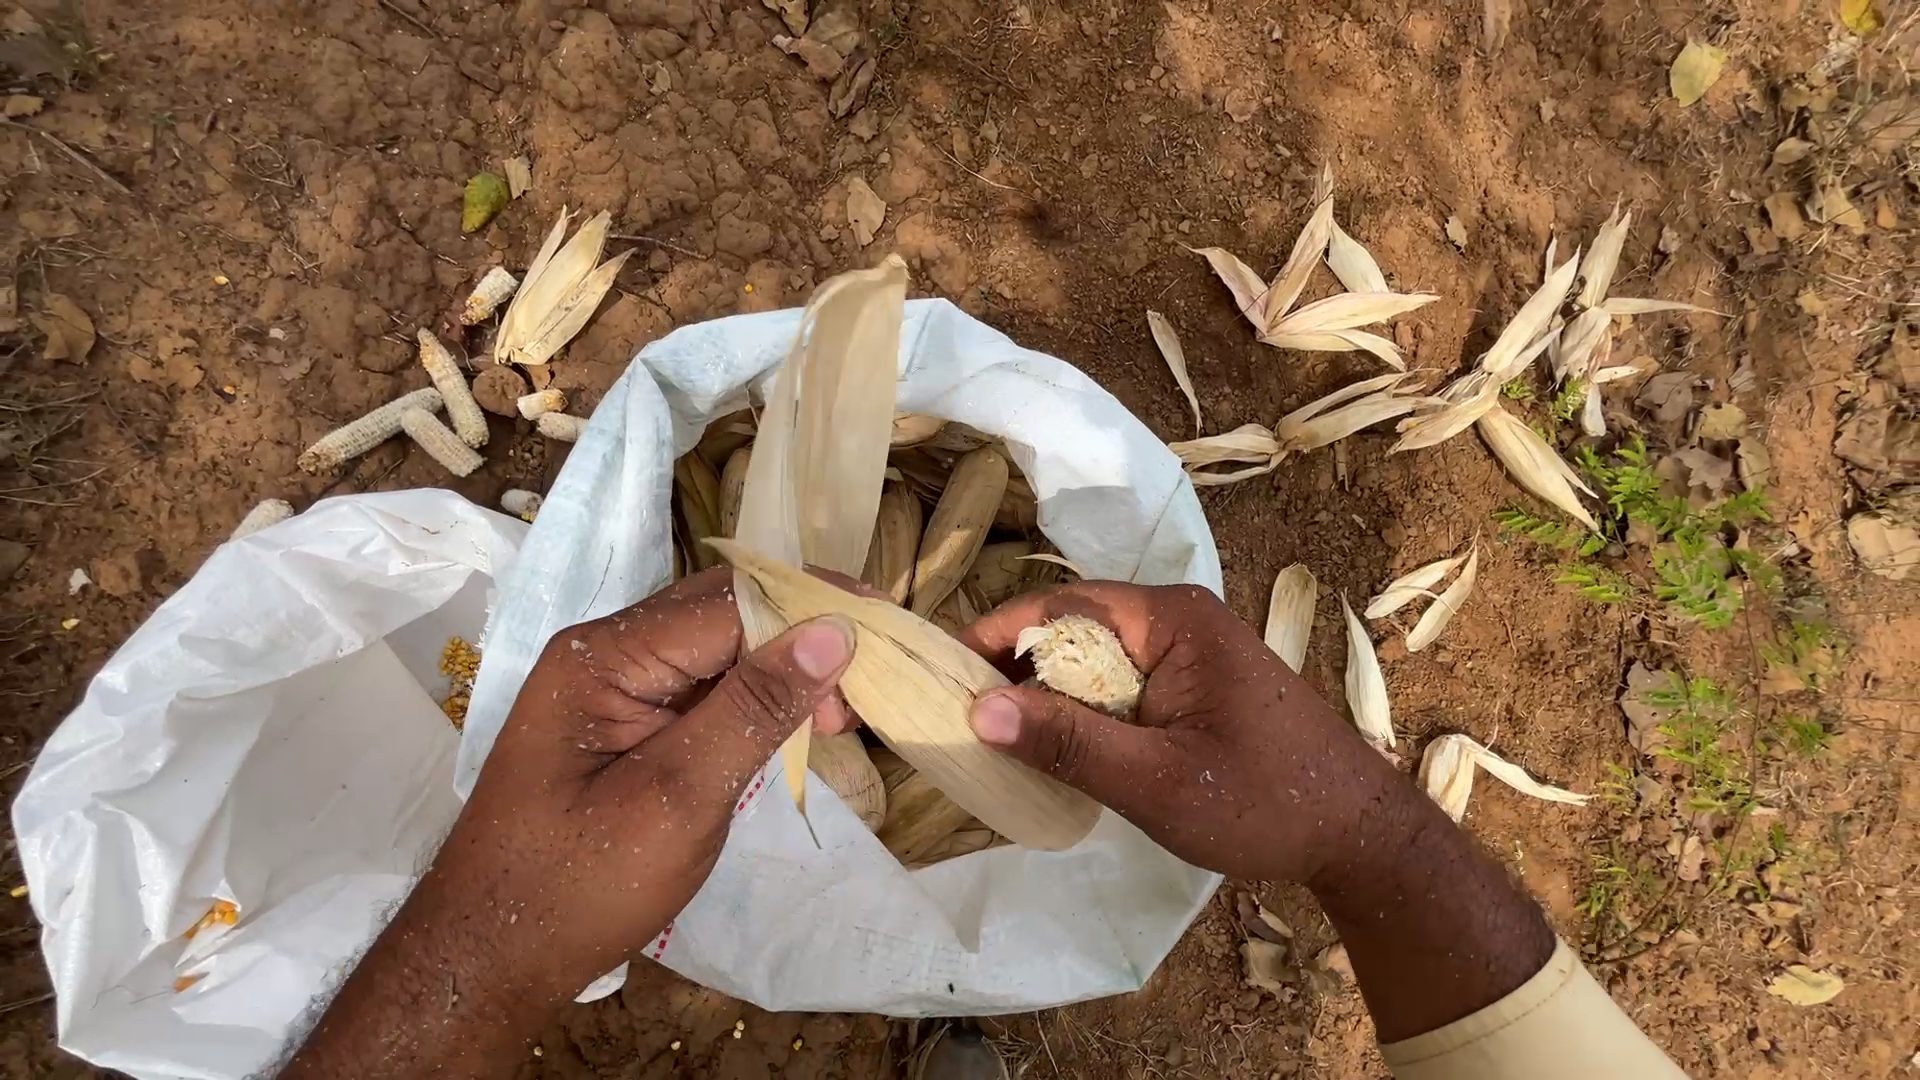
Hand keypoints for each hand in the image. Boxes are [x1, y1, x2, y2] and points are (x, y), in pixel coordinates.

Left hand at [283, 568, 854, 1079]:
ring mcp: (622, 682)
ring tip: (836, 715)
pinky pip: (712, 681)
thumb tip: (835, 633)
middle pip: (728, 610)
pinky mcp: (636, 714)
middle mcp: (612, 650)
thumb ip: (756, 707)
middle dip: (804, 635)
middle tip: (864, 682)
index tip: (880, 625)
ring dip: (788, 667)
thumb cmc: (580, 885)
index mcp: (607, 656)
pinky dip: (763, 695)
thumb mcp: (680, 796)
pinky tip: (797, 722)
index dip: (809, 606)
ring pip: (726, 643)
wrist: (491, 963)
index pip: (729, 602)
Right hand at [959, 581, 1413, 886]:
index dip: (999, 634)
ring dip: (1050, 688)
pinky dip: (1083, 703)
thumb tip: (979, 709)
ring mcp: (1187, 646)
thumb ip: (1069, 743)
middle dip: (1020, 665)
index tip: (947, 670)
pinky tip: (1059, 738)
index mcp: (1171, 618)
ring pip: (1094, 653)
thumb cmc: (1263, 803)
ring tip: (1000, 727)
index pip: (1063, 606)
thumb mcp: (1156, 782)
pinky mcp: (1191, 677)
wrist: (1359, 835)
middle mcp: (1176, 616)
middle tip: (967, 709)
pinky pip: (1119, 677)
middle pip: (1075, 625)